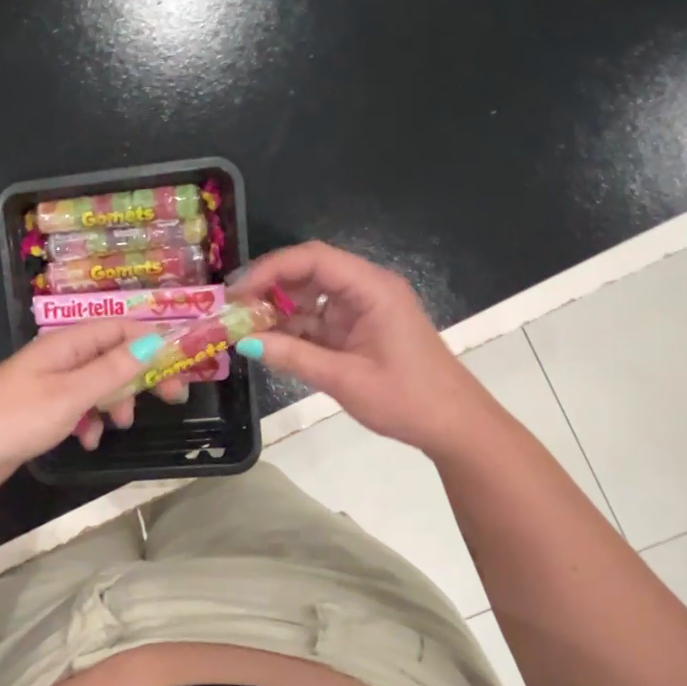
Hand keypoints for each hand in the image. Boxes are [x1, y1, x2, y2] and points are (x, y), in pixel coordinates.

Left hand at [0, 320, 190, 494]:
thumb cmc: (15, 418)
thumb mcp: (71, 393)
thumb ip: (113, 370)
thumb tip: (155, 343)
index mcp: (64, 343)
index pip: (120, 327)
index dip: (154, 342)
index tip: (183, 366)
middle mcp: (56, 357)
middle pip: (111, 355)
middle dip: (140, 376)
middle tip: (171, 399)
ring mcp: (45, 385)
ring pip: (96, 385)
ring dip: (115, 403)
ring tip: (118, 428)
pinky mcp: (37, 411)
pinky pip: (76, 408)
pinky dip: (88, 422)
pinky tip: (87, 441)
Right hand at [234, 242, 492, 454]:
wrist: (454, 426)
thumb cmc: (407, 399)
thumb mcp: (344, 380)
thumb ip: (293, 356)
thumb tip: (244, 341)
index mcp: (373, 289)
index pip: (314, 259)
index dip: (271, 269)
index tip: (237, 292)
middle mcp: (367, 290)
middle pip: (309, 271)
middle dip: (269, 287)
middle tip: (232, 310)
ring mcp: (363, 310)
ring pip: (310, 295)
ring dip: (278, 309)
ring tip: (242, 328)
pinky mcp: (359, 330)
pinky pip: (318, 319)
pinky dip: (292, 329)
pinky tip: (267, 342)